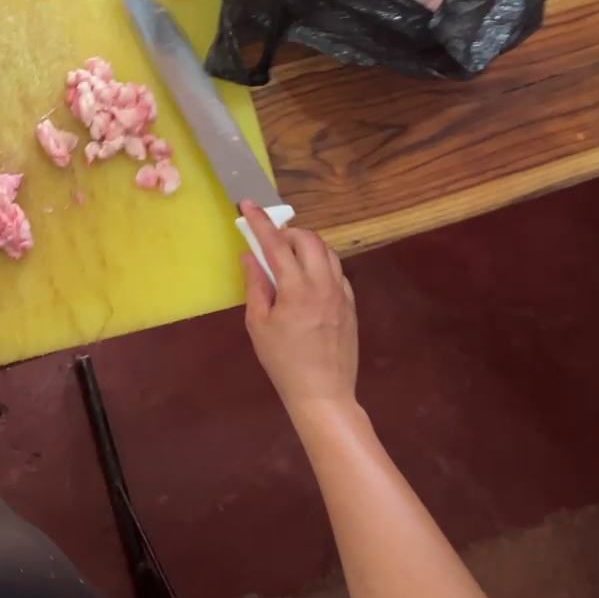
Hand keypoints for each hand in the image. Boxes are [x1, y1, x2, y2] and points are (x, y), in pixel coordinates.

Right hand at [239, 200, 357, 417]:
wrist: (323, 392)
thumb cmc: (282, 360)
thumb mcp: (258, 323)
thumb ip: (255, 284)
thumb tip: (250, 256)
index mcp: (296, 289)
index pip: (276, 244)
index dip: (260, 221)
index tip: (248, 204)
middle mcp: (322, 284)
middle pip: (308, 239)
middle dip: (287, 232)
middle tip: (270, 243)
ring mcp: (341, 293)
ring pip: (327, 251)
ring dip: (306, 246)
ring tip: (288, 259)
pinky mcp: (350, 304)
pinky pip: (336, 270)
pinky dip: (320, 263)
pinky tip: (306, 279)